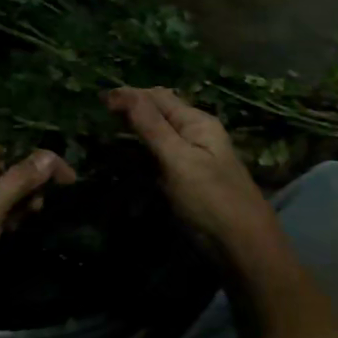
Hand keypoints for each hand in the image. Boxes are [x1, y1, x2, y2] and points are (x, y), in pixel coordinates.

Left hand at [0, 149, 78, 313]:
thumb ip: (20, 180)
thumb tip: (50, 155)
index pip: (13, 150)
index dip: (42, 162)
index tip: (69, 179)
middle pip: (14, 169)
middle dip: (29, 190)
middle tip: (32, 211)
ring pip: (11, 190)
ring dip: (20, 207)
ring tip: (13, 225)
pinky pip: (1, 206)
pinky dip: (10, 217)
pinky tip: (7, 230)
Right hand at [107, 87, 280, 256]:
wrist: (241, 245)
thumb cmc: (211, 199)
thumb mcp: (179, 159)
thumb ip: (152, 126)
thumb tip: (123, 92)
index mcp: (196, 122)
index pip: (157, 97)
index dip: (128, 95)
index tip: (96, 99)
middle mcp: (193, 134)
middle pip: (157, 113)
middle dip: (129, 109)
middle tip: (96, 114)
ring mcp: (189, 157)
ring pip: (155, 136)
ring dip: (133, 132)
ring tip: (103, 132)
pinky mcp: (183, 179)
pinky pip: (157, 158)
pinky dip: (139, 154)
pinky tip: (123, 158)